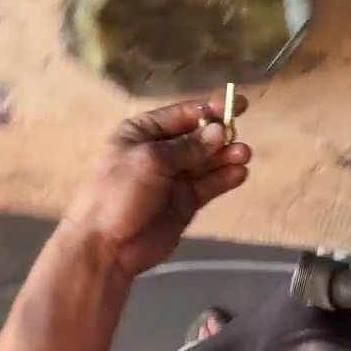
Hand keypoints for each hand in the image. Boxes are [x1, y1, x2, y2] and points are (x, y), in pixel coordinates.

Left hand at [59, 94, 251, 281]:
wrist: (106, 247)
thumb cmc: (120, 193)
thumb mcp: (151, 161)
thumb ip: (188, 146)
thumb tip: (220, 131)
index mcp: (142, 132)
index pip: (182, 114)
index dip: (210, 108)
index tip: (239, 104)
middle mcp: (160, 151)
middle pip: (199, 136)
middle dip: (221, 135)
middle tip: (239, 139)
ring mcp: (174, 178)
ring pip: (208, 161)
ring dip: (227, 156)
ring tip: (244, 155)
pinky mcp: (186, 202)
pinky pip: (210, 185)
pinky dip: (225, 178)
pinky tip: (239, 174)